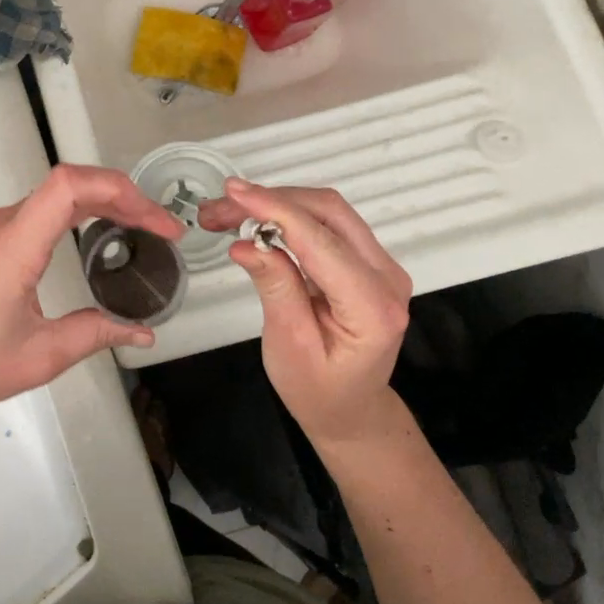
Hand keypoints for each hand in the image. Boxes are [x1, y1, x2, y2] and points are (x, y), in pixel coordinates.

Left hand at [0, 164, 183, 429]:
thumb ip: (93, 336)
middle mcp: (0, 226)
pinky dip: (75, 213)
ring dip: (99, 202)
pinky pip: (37, 211)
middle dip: (122, 197)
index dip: (121, 191)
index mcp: (12, 248)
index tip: (157, 222)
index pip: (69, 186)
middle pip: (67, 184)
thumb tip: (141, 331)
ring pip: (52, 195)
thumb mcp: (36, 358)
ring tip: (137, 229)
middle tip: (160, 229)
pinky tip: (93, 237)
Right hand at [199, 179, 412, 448]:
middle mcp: (386, 277)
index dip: (275, 210)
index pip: (320, 241)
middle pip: (328, 211)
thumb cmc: (318, 390)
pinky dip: (287, 214)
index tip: (232, 194)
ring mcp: (380, 265)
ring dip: (275, 203)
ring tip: (225, 213)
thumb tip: (245, 243)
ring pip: (326, 210)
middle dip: (270, 200)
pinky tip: (253, 220)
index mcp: (372, 306)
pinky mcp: (366, 260)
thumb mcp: (289, 346)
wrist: (350, 410)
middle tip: (217, 208)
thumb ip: (275, 289)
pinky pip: (327, 223)